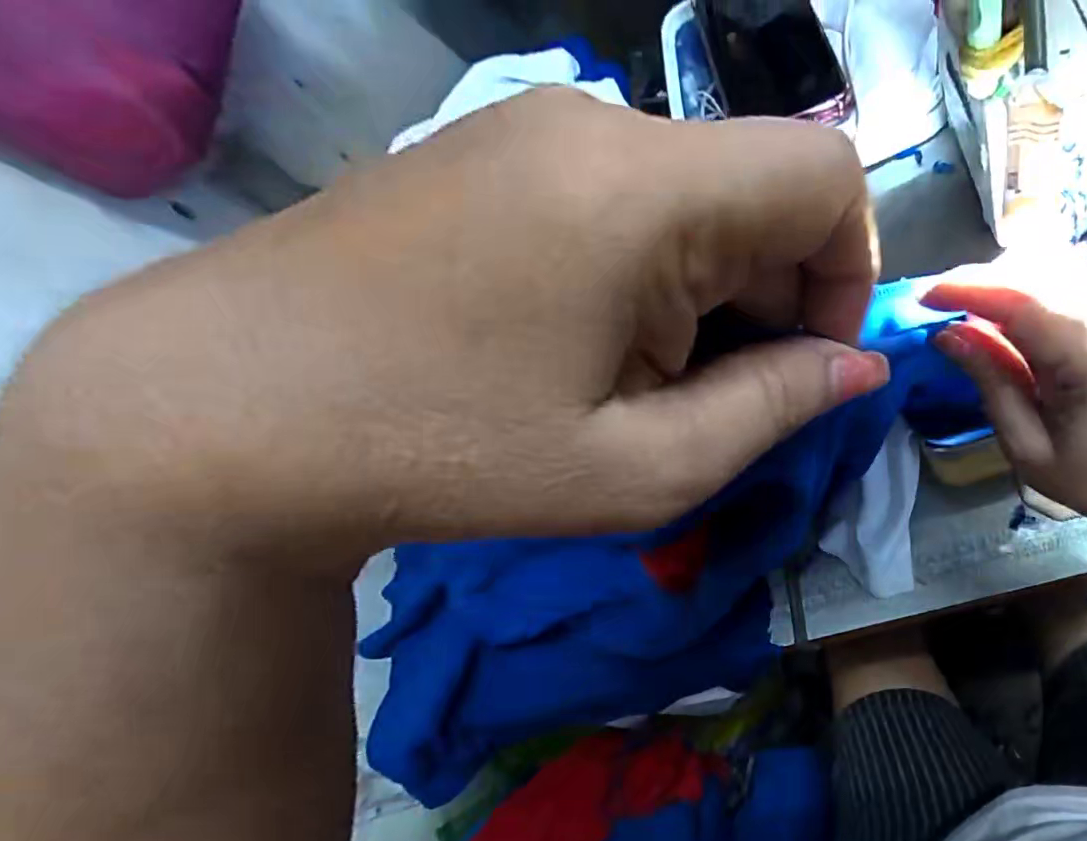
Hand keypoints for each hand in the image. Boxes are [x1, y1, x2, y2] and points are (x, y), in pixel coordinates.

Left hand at [0, 89, 885, 572]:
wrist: (222, 416)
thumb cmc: (456, 456)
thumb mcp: (647, 466)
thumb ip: (776, 406)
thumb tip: (864, 366)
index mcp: (643, 192)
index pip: (827, 176)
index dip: (851, 273)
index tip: (811, 363)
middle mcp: (600, 128)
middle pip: (769, 189)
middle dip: (788, 297)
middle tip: (732, 398)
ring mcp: (543, 132)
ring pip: (712, 200)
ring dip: (729, 295)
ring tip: (660, 383)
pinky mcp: (507, 158)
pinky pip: (645, 203)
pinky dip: (673, 277)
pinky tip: (613, 346)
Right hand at [923, 250, 1086, 539]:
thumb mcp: (1028, 447)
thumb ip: (991, 382)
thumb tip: (947, 334)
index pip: (1019, 297)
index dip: (966, 288)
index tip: (924, 298)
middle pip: (1035, 266)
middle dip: (981, 280)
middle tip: (944, 312)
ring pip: (1051, 262)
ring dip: (1005, 281)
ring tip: (973, 316)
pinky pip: (1068, 277)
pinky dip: (1030, 287)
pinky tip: (1011, 320)